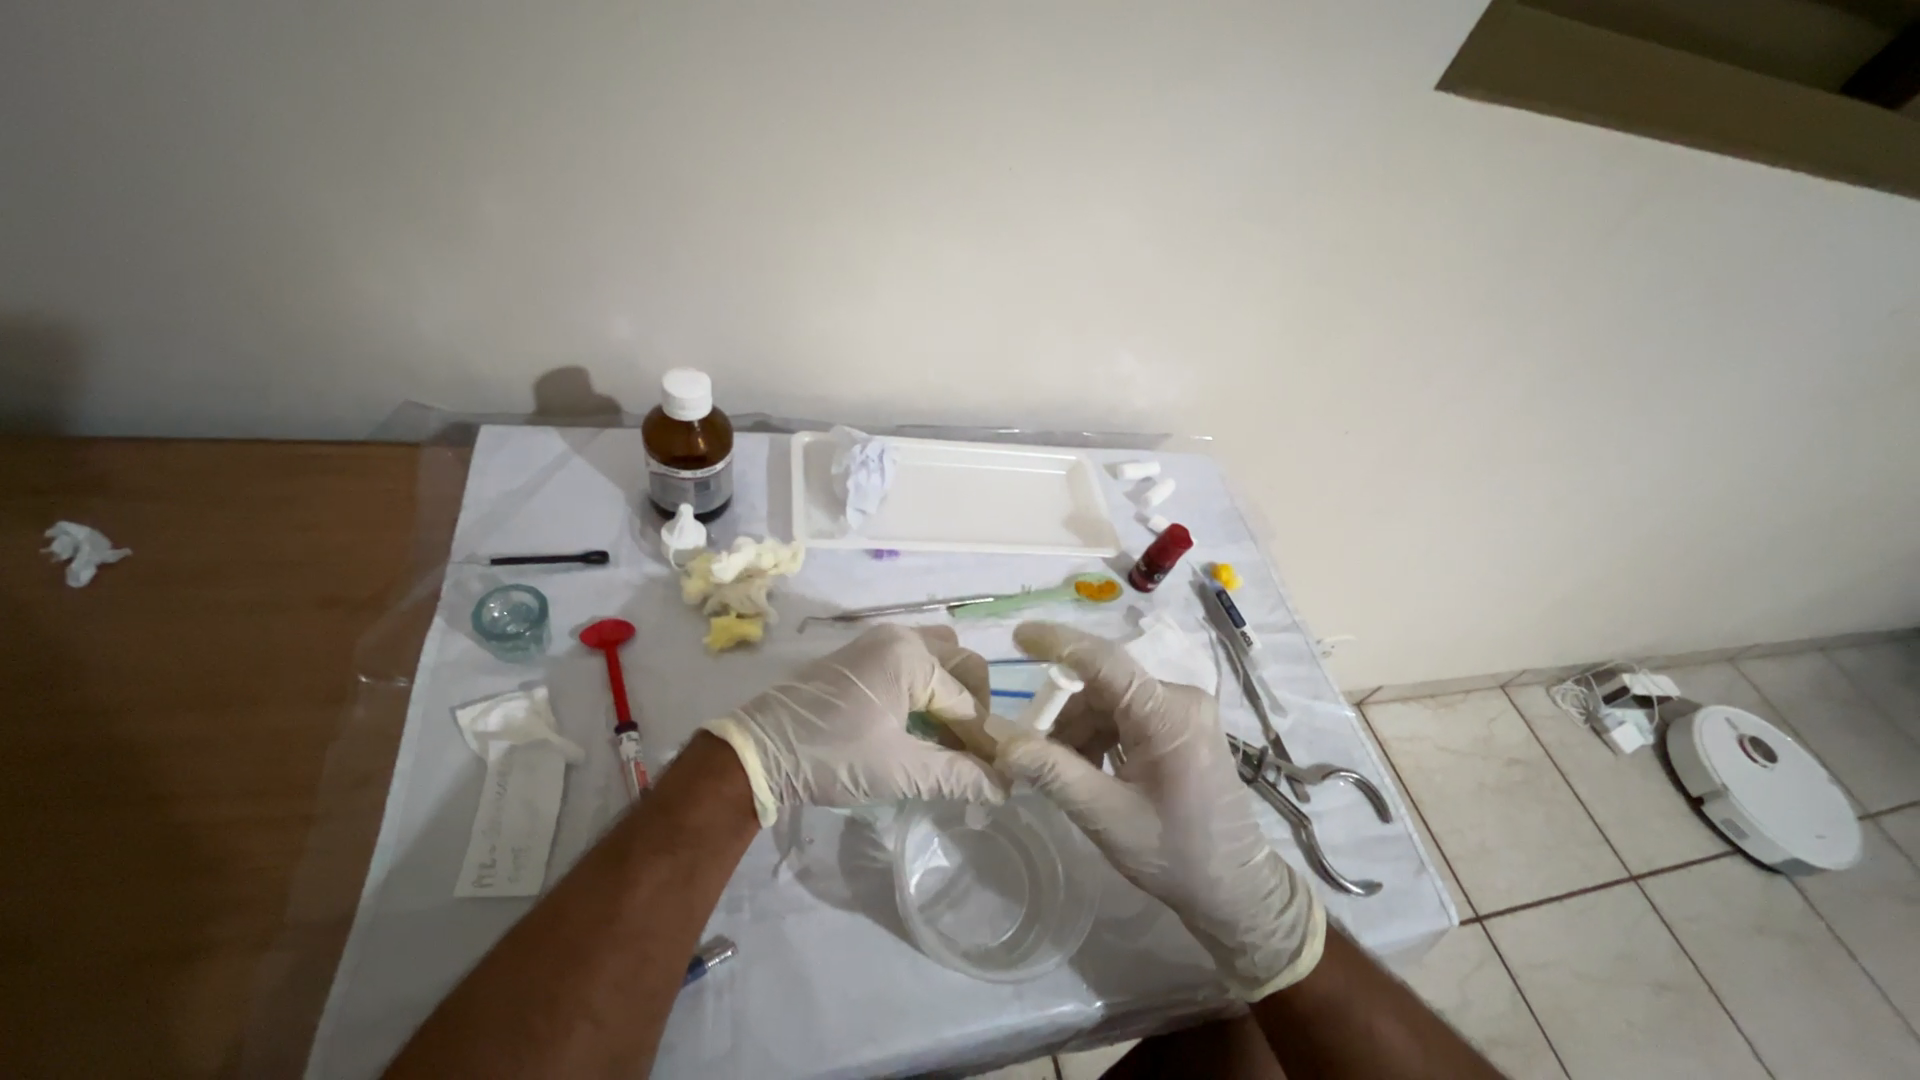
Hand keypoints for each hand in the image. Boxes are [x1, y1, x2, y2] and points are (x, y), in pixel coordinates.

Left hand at [703, 625, 1005, 826]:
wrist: (759, 752)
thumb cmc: (833, 756)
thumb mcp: (901, 771)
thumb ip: (957, 776)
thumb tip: (1003, 788)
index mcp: (912, 656)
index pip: (968, 699)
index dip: (986, 739)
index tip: (999, 773)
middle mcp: (899, 637)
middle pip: (961, 664)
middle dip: (974, 707)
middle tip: (974, 750)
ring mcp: (876, 642)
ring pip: (937, 659)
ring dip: (951, 693)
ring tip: (950, 738)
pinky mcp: (860, 658)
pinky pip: (911, 663)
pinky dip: (926, 690)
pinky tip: (922, 727)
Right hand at [997, 621, 1325, 999]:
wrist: (1234, 888)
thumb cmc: (1174, 853)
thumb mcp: (1106, 816)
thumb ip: (1054, 773)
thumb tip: (1002, 743)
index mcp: (1168, 714)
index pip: (1104, 661)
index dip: (1058, 644)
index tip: (1018, 637)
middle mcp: (1180, 699)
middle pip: (1102, 686)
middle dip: (1062, 713)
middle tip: (1029, 748)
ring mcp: (1184, 711)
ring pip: (1110, 701)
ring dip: (1078, 728)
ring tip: (1058, 769)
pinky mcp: (1181, 726)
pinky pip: (1126, 715)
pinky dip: (1099, 735)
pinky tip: (1085, 767)